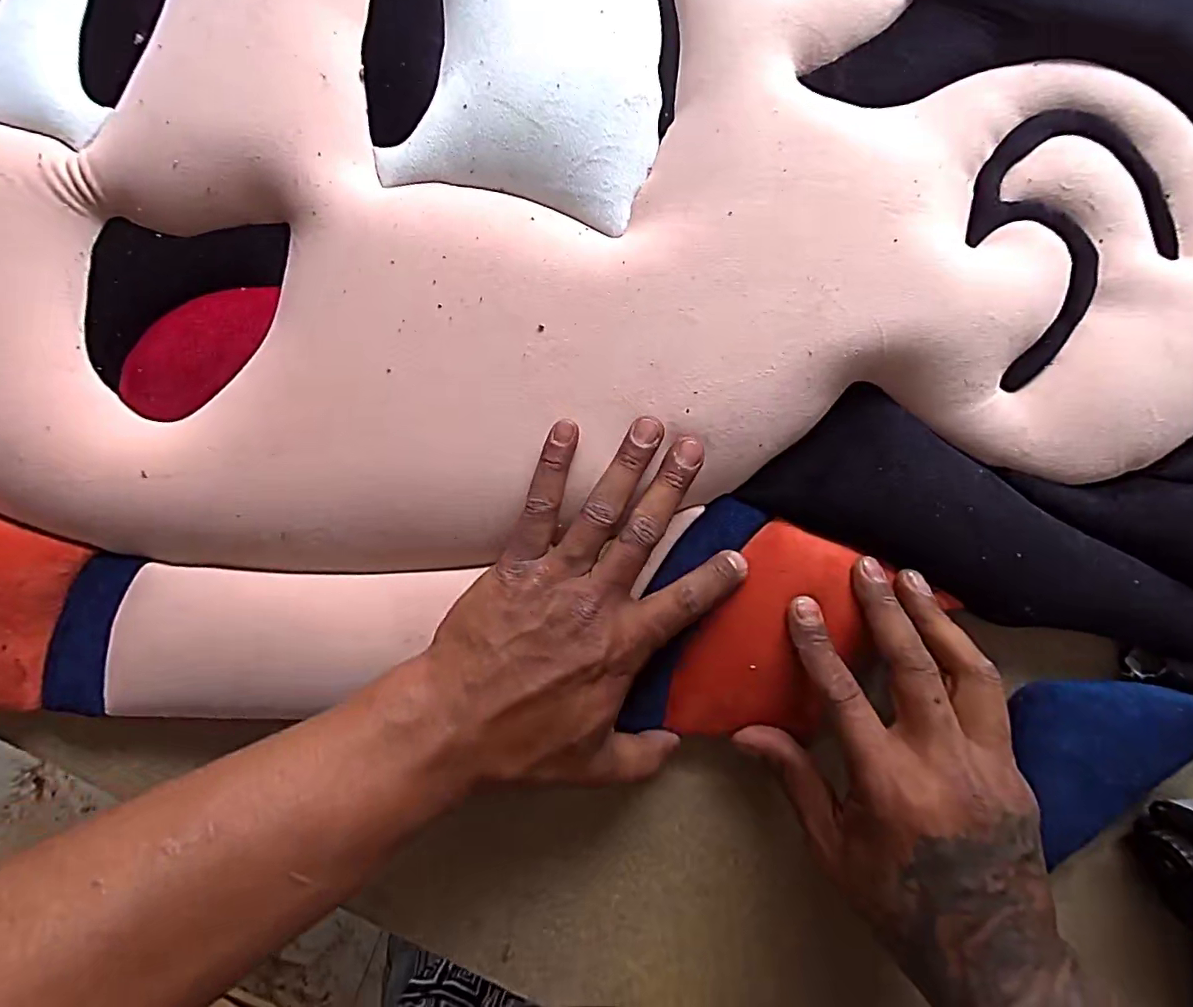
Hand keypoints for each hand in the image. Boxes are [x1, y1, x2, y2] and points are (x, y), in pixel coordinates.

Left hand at [415, 416, 747, 786]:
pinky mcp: (516, 565)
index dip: (714, 578)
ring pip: (601, 513)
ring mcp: (556, 577)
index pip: (684, 603)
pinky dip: (552, 469)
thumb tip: (676, 747)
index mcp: (623, 645)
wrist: (453, 724)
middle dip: (673, 488)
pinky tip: (565, 432)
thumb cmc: (521, 743)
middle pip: (646, 535)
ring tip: (648, 428)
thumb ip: (641, 756)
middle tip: (695, 448)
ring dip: (627, 467)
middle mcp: (597, 601)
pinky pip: (538, 511)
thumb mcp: (592, 764)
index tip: (739, 554)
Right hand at [734, 561, 1097, 1006]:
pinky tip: (950, 633)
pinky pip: (993, 698)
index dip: (820, 647)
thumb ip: (794, 780)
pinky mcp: (1016, 769)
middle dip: (889, 611)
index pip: (845, 698)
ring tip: (916, 580)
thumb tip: (746, 733)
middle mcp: (944, 764)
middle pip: (917, 669)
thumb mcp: (832, 849)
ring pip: (971, 673)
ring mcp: (990, 764)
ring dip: (938, 620)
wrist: (998, 957)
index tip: (803, 605)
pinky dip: (967, 656)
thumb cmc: (898, 902)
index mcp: (889, 785)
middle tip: (870, 567)